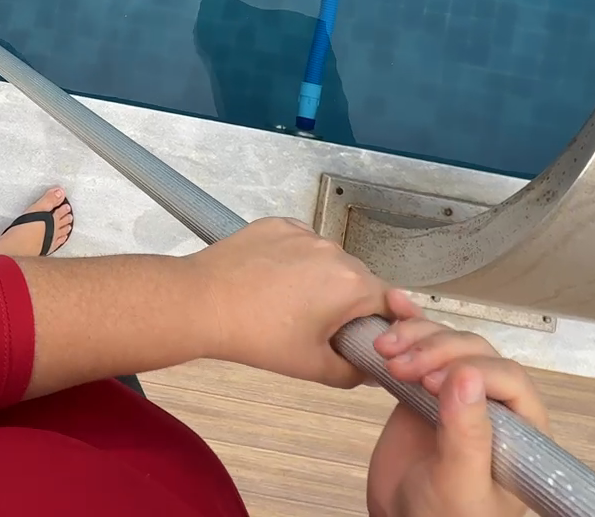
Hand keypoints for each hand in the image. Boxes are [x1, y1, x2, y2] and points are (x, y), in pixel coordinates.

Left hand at [187, 217, 390, 386]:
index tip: (362, 337)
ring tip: (289, 301)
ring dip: (320, 277)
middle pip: (357, 278)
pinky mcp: (274, 223)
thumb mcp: (315, 367)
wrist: (204, 302)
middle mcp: (332, 249)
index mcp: (352, 283)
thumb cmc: (259, 336)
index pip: (390, 303)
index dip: (381, 323)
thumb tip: (373, 369)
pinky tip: (274, 278)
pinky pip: (299, 241)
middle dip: (347, 301)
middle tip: (319, 325)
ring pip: (326, 258)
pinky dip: (294, 257)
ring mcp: (301, 231)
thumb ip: (356, 372)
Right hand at [364, 291, 549, 516]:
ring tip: (385, 351)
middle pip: (475, 352)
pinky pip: (419, 345)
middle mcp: (493, 408)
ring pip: (447, 341)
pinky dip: (406, 322)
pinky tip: (393, 306)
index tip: (432, 381)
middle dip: (435, 350)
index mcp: (522, 435)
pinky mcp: (421, 386)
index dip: (473, 369)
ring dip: (415, 335)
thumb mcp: (459, 486)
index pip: (509, 380)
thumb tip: (466, 377)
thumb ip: (467, 436)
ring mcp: (455, 394)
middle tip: (401, 367)